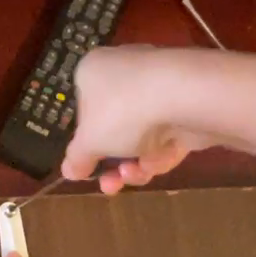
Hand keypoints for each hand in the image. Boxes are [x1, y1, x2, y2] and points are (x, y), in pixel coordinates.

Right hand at [61, 46, 218, 192]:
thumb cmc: (122, 112)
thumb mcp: (89, 142)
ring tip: (136, 174)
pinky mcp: (188, 102)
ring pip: (142, 135)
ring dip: (135, 163)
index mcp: (94, 72)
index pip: (83, 109)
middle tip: (111, 185)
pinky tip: (158, 164)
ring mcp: (159, 85)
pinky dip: (161, 153)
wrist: (187, 95)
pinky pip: (167, 134)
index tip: (87, 167)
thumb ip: (77, 159)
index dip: (86, 142)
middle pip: (115, 127)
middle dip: (113, 162)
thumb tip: (68, 172)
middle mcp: (125, 71)